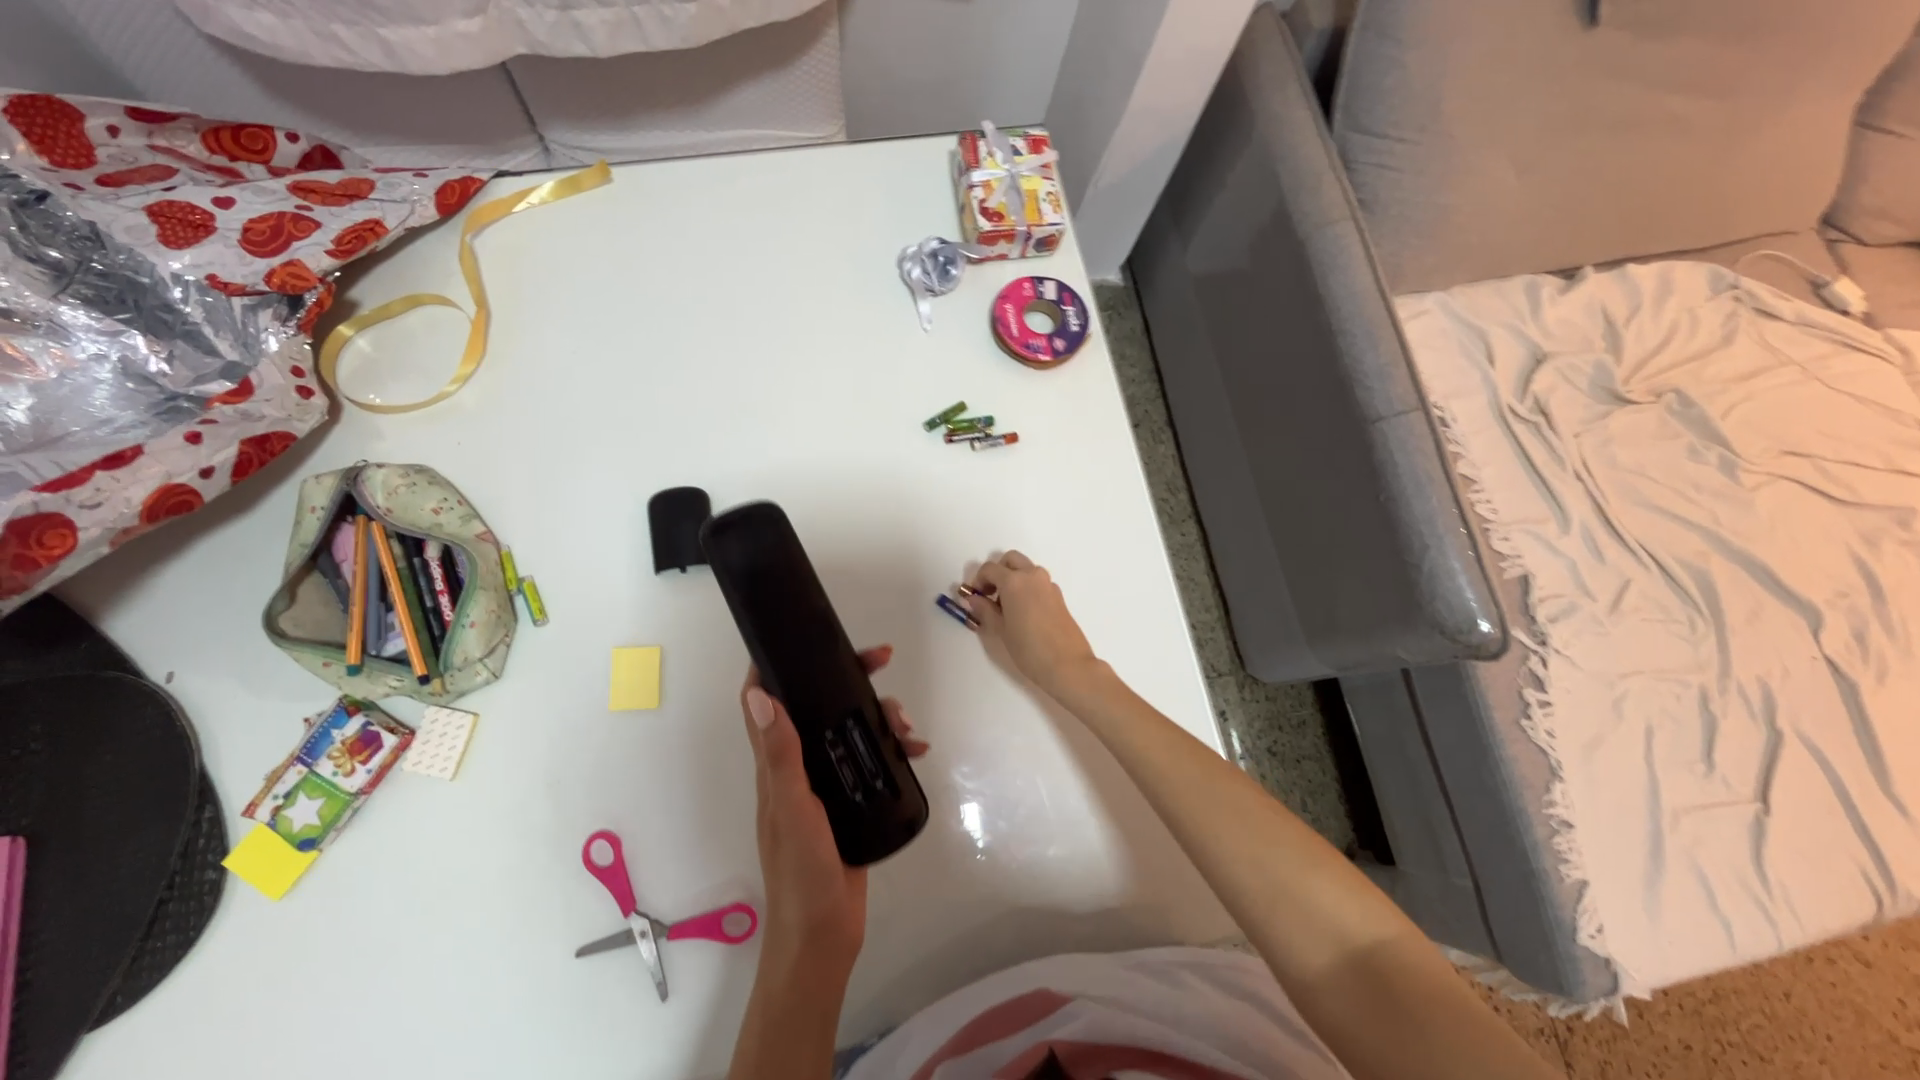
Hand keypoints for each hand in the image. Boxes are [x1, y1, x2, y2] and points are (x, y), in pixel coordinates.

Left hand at [739, 645, 925, 978]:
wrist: (825, 935)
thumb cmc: (802, 873)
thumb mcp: (792, 810)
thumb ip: (780, 755)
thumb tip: (760, 694)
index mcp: (774, 767)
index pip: (764, 703)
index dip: (776, 666)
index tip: (806, 639)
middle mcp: (797, 770)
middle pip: (817, 708)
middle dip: (846, 679)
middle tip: (881, 661)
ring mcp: (825, 787)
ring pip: (849, 732)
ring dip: (877, 715)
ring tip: (907, 723)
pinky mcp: (852, 805)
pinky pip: (872, 762)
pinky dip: (893, 749)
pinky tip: (918, 751)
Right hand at [965, 550, 1104, 698]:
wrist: (1067, 664)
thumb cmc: (1029, 649)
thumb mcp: (1001, 630)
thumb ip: (985, 610)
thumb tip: (974, 598)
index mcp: (1014, 582)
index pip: (990, 569)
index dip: (978, 580)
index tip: (975, 597)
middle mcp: (1032, 576)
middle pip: (1010, 560)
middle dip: (998, 572)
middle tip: (990, 595)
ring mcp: (1048, 584)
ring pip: (1026, 569)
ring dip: (1014, 578)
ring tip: (1007, 606)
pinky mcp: (1059, 596)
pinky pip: (1038, 582)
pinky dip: (1027, 587)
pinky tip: (1024, 613)